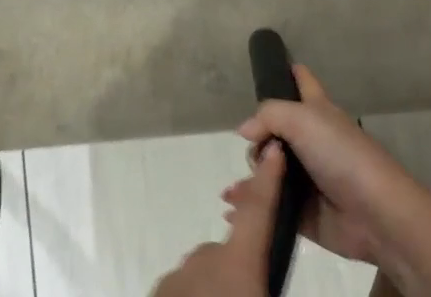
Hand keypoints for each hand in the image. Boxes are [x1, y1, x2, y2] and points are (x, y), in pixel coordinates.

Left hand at [152, 141, 287, 296]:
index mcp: (238, 263)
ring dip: (214, 284)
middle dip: (236, 265)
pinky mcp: (156, 288)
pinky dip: (193, 293)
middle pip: (227, 251)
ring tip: (224, 296)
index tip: (274, 149)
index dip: (267, 179)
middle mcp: (205, 258)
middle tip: (245, 288)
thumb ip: (267, 279)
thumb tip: (264, 274)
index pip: (257, 211)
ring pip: (204, 270)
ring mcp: (177, 273)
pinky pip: (182, 286)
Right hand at [226, 66, 413, 265]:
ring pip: (267, 168)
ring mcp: (304, 177)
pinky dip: (251, 202)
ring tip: (242, 184)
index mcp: (317, 112)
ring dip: (250, 174)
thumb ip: (269, 115)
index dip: (289, 72)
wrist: (373, 214)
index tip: (270, 67)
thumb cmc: (342, 155)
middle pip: (273, 130)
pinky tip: (233, 204)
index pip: (302, 82)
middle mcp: (310, 141)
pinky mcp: (299, 210)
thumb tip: (245, 130)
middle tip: (259, 150)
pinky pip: (268, 202)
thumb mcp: (304, 119)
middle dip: (257, 139)